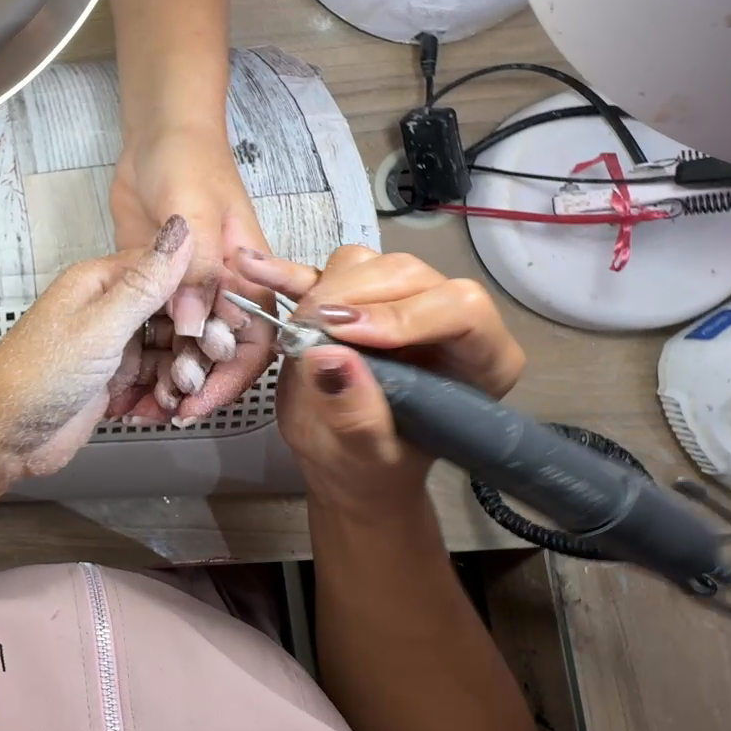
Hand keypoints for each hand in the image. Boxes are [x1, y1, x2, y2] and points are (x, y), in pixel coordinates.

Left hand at [0, 216, 194, 482]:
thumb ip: (145, 283)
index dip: (200, 298)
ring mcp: (108, 344)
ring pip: (166, 349)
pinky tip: (161, 411)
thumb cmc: (40, 376)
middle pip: (172, 313)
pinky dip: (161, 394)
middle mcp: (105, 307)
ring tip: (177, 400)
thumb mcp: (100, 327)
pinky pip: (151, 377)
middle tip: (198, 376)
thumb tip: (179, 225)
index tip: (227, 327)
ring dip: (179, 375)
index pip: (168, 270)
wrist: (3, 437)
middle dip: (193, 345)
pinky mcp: (108, 378)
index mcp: (99, 281)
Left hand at [111, 125, 275, 421]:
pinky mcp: (149, 283)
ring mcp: (178, 286)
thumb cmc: (181, 162)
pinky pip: (148, 333)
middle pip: (211, 348)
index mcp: (239, 270)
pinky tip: (122, 382)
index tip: (203, 399)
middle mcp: (212, 284)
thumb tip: (197, 321)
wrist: (149, 134)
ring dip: (165, 377)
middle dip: (193, 382)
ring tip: (141, 405)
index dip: (231, 372)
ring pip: (178, 347)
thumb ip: (187, 267)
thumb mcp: (184, 213)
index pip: (250, 333)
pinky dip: (140, 358)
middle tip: (166, 406)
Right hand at [233, 246, 527, 516]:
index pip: (460, 308)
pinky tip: (253, 267)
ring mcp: (395, 302)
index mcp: (477, 358)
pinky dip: (285, 271)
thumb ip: (355, 411)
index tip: (341, 334)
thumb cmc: (367, 466)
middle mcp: (444, 318)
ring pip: (364, 264)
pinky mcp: (350, 299)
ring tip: (292, 325)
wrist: (343, 460)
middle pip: (407, 274)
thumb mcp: (364, 453)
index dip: (400, 313)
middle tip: (305, 331)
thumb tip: (327, 355)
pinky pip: (321, 271)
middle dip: (350, 298)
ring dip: (321, 288)